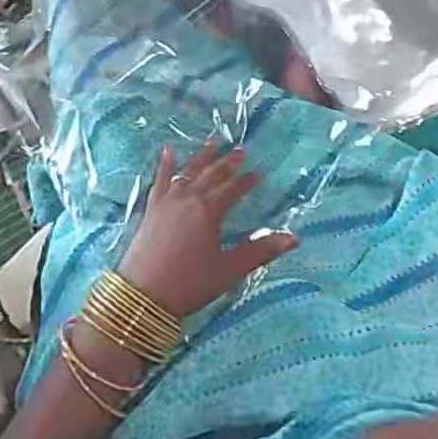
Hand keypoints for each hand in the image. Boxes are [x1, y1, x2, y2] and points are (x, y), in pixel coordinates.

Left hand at [115, 142, 297, 317]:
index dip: (247, 181)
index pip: (233, 189)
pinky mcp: (151, 209)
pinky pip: (160, 180)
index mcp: (209, 211)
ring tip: (213, 143)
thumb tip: (294, 239)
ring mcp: (167, 201)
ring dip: (202, 157)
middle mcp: (188, 199)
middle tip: (240, 151)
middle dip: (227, 163)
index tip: (258, 174)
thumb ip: (260, 251)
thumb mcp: (229, 269)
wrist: (143, 294)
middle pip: (211, 175)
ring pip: (187, 172)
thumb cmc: (190, 283)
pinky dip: (165, 164)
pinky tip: (167, 151)